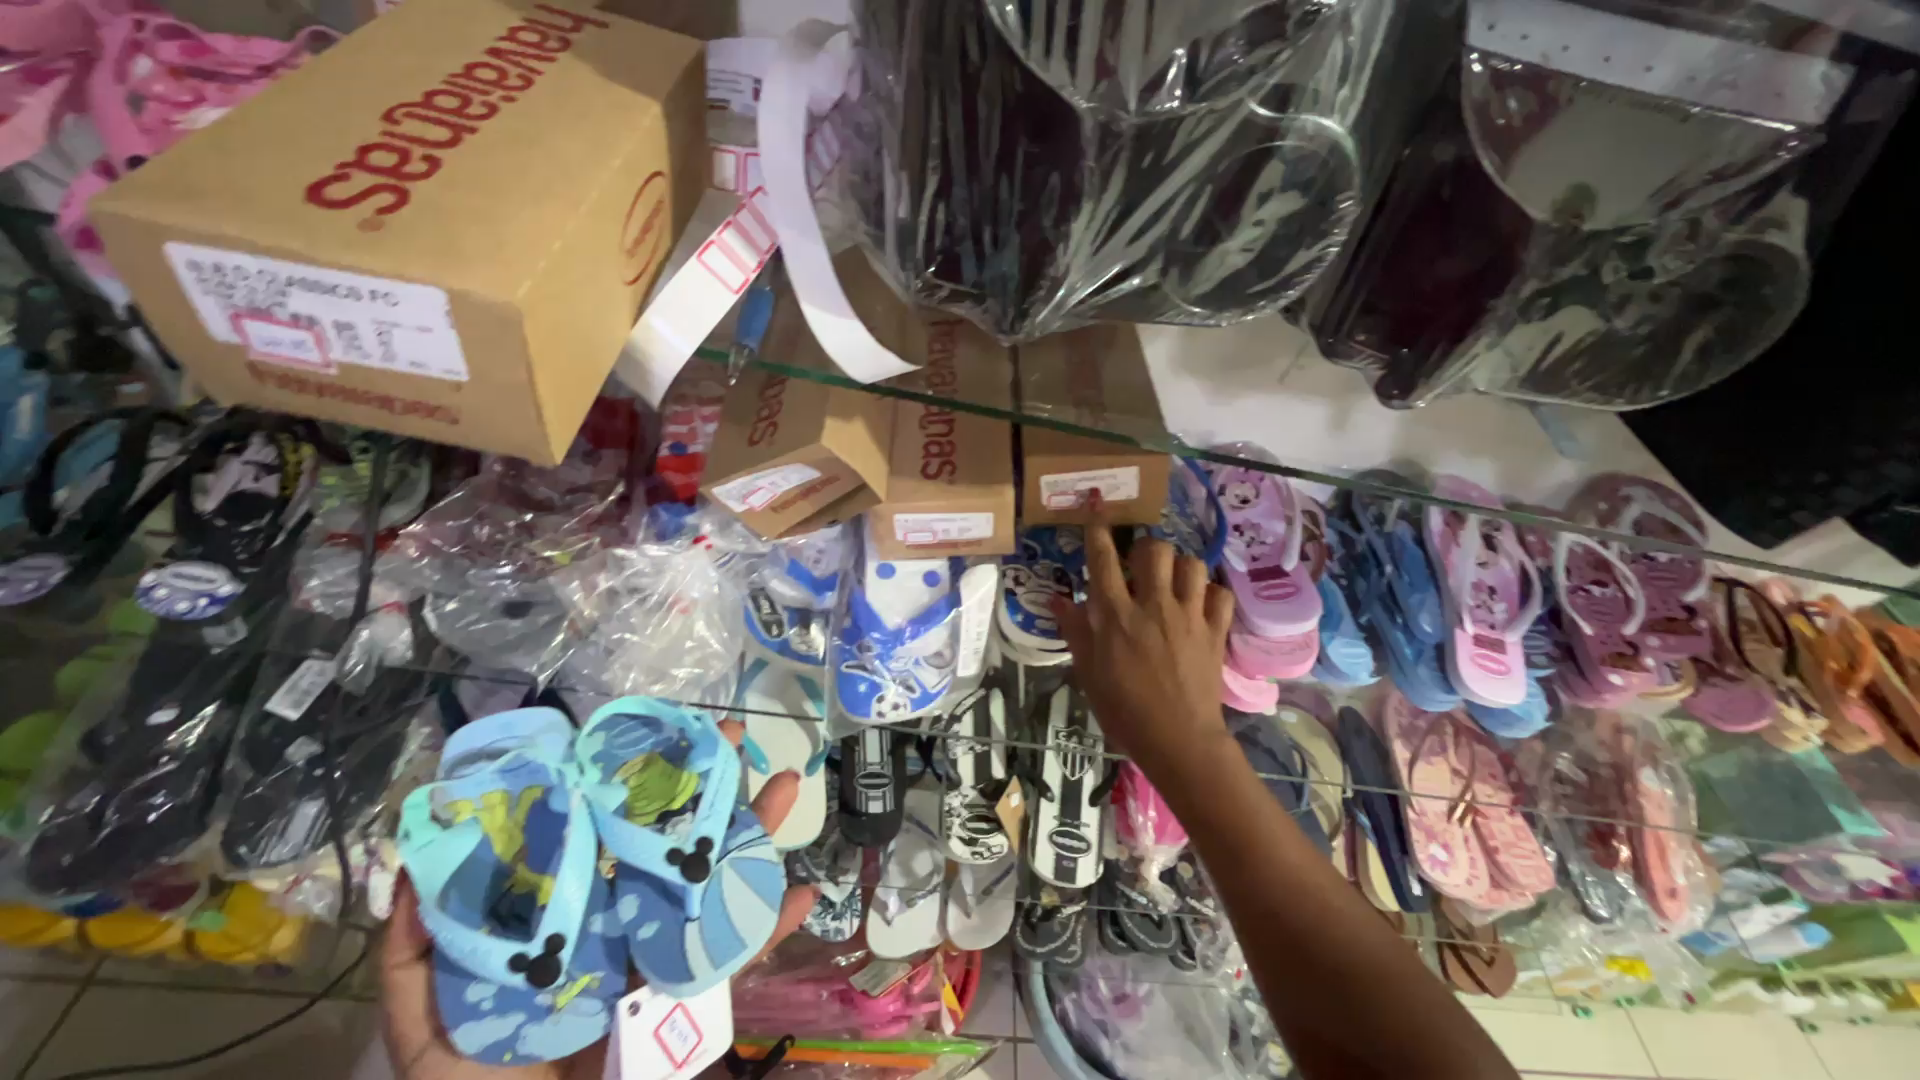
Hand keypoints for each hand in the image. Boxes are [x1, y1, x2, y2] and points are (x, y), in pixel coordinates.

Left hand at [379, 719, 817, 1079]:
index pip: (604, 834)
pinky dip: (770, 928)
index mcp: (569, 913)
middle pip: (672, 844)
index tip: (651, 736)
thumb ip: (415, 954)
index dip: (630, 784)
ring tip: (791, 788)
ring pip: (715, 883)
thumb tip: (410, 865)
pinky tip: (805, 891)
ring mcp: (660, 957)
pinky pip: (735, 962)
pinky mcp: (688, 1003)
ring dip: (757, 835)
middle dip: (708, 788)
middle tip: (737, 737)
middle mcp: (623, 921)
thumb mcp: (426, 1022)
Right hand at [1052, 498, 1236, 781]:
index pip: (1103, 559)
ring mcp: (1189, 616)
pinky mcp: (1216, 631)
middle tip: (1138, 565)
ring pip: (1190, 564)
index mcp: (1116, 615)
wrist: (1177, 740)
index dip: (1098, 528)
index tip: (1096, 506)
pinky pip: (1219, 594)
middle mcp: (1153, 605)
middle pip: (1153, 549)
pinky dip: (1209, 593)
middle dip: (1144, 548)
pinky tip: (1199, 604)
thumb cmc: (1123, 710)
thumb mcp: (1088, 673)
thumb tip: (1058, 600)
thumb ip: (1076, 631)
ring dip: (1179, 567)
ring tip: (1171, 581)